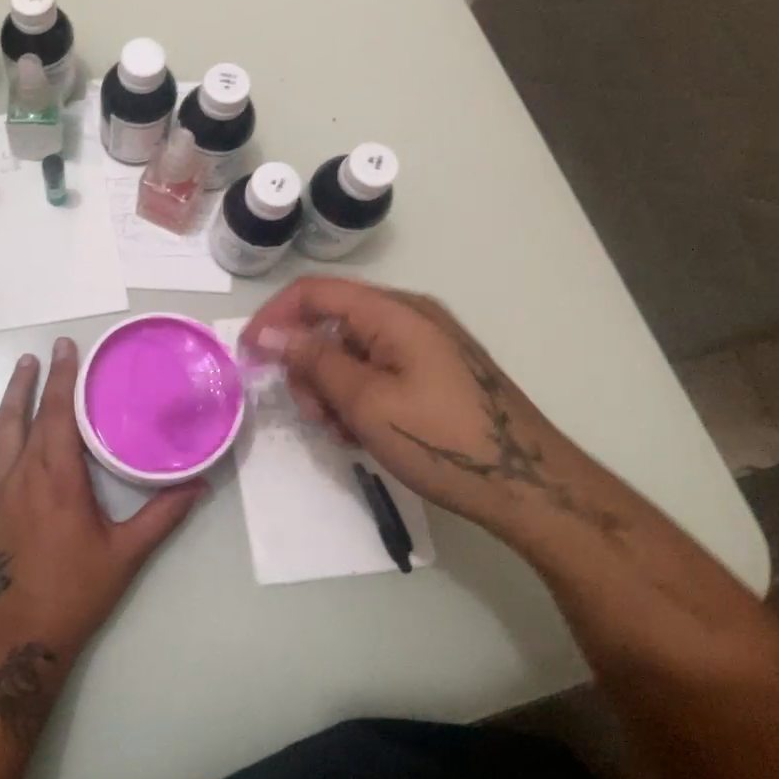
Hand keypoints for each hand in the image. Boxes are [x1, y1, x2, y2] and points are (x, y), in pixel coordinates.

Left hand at [0, 338, 204, 655]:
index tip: (66, 347)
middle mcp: (22, 473)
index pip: (60, 413)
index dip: (63, 377)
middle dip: (38, 378)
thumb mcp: (127, 554)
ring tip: (20, 371)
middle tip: (45, 350)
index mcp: (60, 478)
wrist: (19, 634)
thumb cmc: (76, 592)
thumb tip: (199, 484)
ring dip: (9, 398)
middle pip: (27, 414)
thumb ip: (163, 516)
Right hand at [241, 276, 616, 538]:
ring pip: (353, 350)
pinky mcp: (436, 371)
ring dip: (331, 386)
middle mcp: (410, 317)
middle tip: (309, 413)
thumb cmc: (443, 440)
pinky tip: (363, 433)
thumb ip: (314, 361)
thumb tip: (269, 332)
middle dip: (307, 364)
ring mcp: (426, 344)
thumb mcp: (367, 402)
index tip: (248, 356)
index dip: (274, 318)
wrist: (530, 486)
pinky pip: (378, 369)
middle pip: (333, 322)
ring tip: (340, 431)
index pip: (315, 292)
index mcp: (395, 313)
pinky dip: (358, 395)